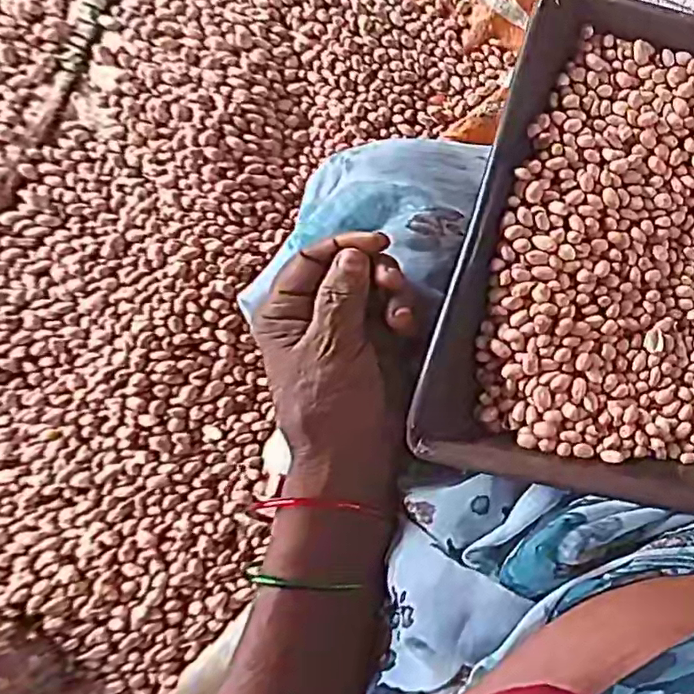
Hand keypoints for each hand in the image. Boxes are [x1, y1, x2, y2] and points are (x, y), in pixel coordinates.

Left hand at [252, 232, 421, 494]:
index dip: (344, 244)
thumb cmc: (328, 402)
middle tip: (392, 284)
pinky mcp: (383, 339)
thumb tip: (352, 252)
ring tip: (400, 317)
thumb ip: (340, 296)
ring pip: (379, 286)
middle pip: (351, 267)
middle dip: (376, 272)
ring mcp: (354, 325)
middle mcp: (320, 312)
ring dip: (395, 294)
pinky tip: (407, 329)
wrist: (356, 451)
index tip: (378, 242)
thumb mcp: (329, 346)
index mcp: (287, 310)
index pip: (312, 259)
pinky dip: (405, 312)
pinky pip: (397, 309)